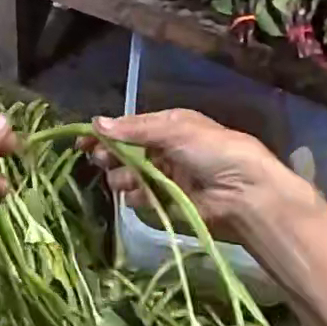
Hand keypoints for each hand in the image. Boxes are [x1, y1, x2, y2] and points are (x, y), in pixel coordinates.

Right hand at [80, 108, 307, 236]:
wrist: (244, 193)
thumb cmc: (213, 151)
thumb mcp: (175, 130)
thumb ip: (133, 129)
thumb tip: (95, 122)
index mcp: (168, 126)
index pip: (127, 127)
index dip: (104, 133)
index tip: (81, 141)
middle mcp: (163, 150)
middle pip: (123, 152)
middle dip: (109, 154)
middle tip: (101, 159)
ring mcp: (163, 177)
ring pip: (126, 175)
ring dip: (121, 176)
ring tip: (127, 180)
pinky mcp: (164, 202)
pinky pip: (138, 198)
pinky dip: (136, 197)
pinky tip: (140, 195)